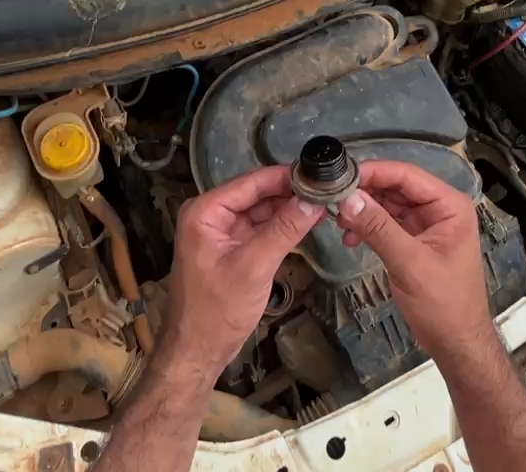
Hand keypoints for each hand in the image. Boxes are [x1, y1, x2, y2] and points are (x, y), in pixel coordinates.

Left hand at [165, 165, 323, 372]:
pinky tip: (307, 222)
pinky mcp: (233, 247)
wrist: (198, 354)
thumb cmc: (217, 311)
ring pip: (262, 209)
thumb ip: (284, 230)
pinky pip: (261, 228)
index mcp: (205, 211)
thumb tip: (314, 199)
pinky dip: (283, 226)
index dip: (286, 176)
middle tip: (327, 189)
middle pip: (258, 193)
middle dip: (291, 192)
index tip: (319, 173)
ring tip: (324, 202)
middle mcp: (212, 214)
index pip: (252, 182)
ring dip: (290, 208)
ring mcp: (222, 231)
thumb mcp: (254, 267)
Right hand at [335, 160, 497, 366]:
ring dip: (364, 209)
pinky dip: (368, 226)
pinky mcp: (414, 240)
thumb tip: (347, 198)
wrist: (457, 345)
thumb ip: (378, 228)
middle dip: (365, 192)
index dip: (374, 172)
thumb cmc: (443, 304)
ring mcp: (426, 224)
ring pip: (388, 204)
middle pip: (396, 187)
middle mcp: (439, 208)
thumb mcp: (409, 264)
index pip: (407, 175)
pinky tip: (349, 237)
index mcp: (449, 205)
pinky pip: (387, 222)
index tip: (341, 175)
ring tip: (337, 219)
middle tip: (332, 197)